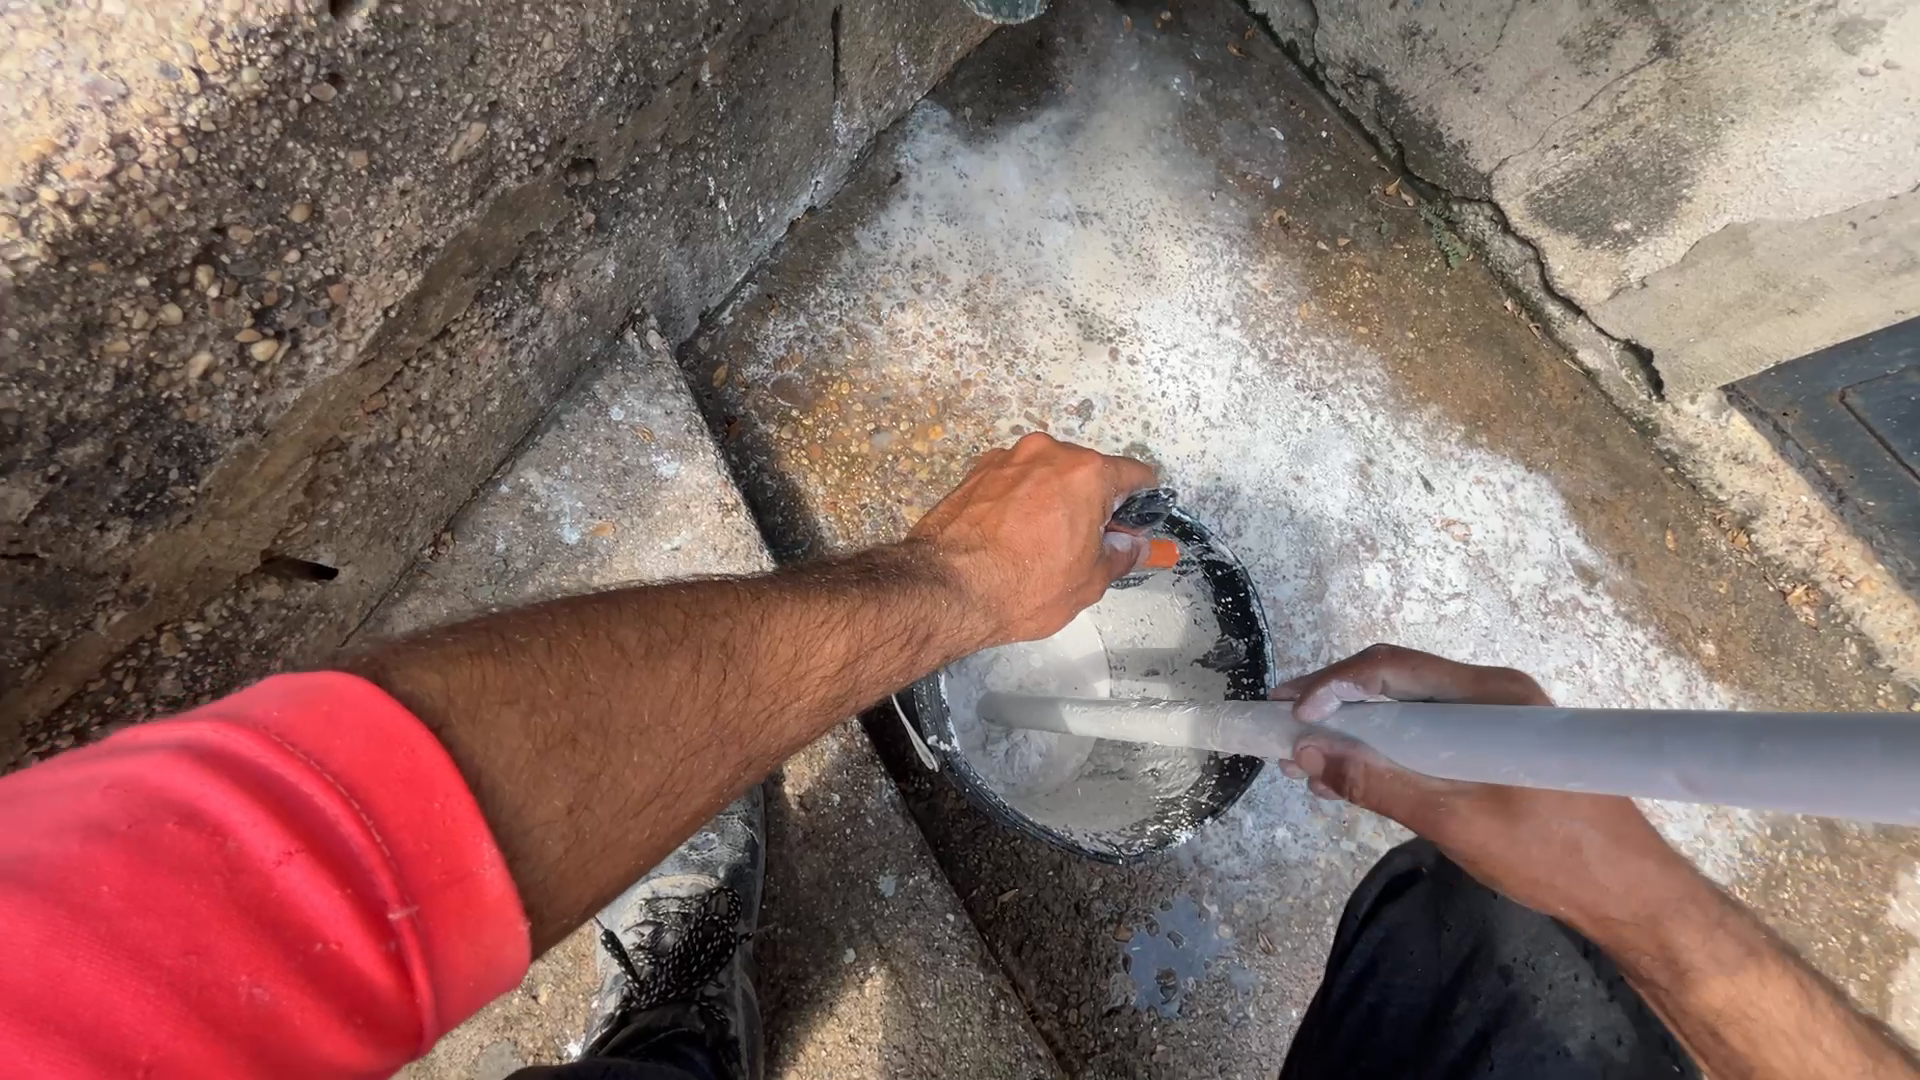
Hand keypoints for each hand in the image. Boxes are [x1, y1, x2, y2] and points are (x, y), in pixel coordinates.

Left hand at [910, 433, 1157, 646]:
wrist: (946, 590)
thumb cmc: (1018, 585)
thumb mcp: (1089, 581)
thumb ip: (1121, 555)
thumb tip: (1132, 546)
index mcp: (1086, 473)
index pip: (1134, 475)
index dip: (1141, 503)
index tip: (1135, 523)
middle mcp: (1047, 454)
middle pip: (1086, 471)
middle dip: (1093, 502)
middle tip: (1088, 543)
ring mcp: (1007, 460)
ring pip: (1046, 474)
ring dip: (1053, 499)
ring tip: (1043, 544)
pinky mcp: (975, 473)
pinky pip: (1013, 481)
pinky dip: (1020, 500)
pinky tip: (1012, 536)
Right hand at [1275, 644, 1690, 929]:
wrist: (1636, 901)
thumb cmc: (1553, 857)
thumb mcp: (1454, 821)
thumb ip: (1375, 783)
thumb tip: (1301, 754)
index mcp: (1490, 696)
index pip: (1394, 668)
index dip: (1335, 684)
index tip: (1292, 711)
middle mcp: (1486, 692)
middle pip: (1391, 680)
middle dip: (1331, 700)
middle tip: (1280, 718)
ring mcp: (1487, 717)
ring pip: (1399, 706)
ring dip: (1348, 727)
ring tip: (1300, 752)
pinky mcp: (1485, 744)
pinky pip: (1417, 731)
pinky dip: (1377, 747)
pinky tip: (1343, 773)